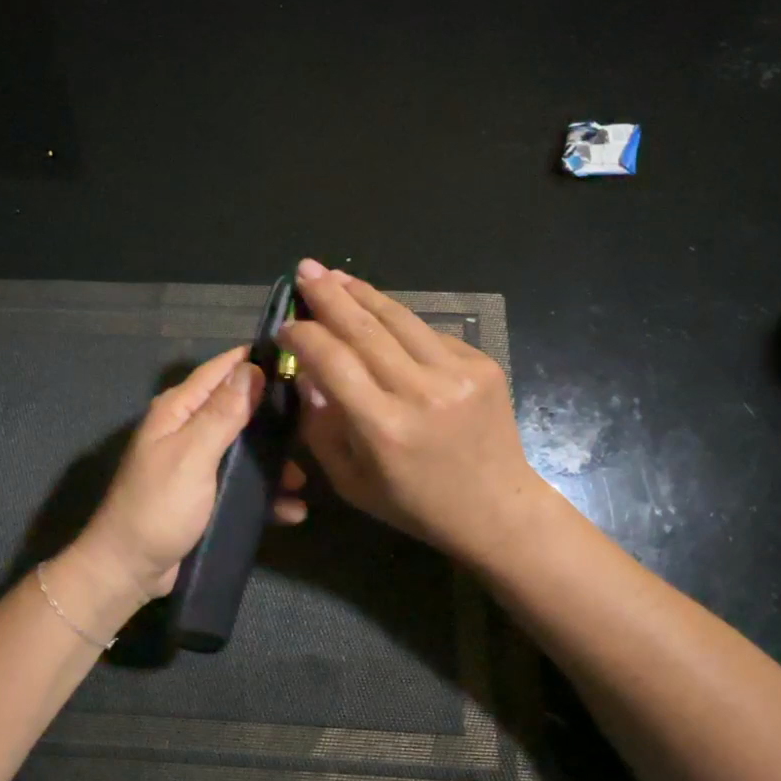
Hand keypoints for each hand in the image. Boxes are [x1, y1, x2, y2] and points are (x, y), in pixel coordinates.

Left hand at [70, 346, 307, 608]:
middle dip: (276, 415)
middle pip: (240, 408)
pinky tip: (292, 509)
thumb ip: (223, 412)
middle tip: (319, 422)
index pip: (222, 369)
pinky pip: (243, 485)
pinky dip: (266, 494)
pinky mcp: (207, 495)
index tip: (305, 360)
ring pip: (247, 449)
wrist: (131, 568)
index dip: (258, 361)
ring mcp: (198, 463)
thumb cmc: (159, 505)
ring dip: (275, 461)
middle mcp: (188, 429)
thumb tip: (252, 367)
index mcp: (178, 410)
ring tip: (303, 477)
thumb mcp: (193, 455)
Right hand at [277, 259, 553, 562]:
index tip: (284, 326)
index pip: (333, 362)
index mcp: (383, 427)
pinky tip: (378, 318)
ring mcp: (457, 374)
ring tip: (335, 276)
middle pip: (364, 328)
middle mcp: (421, 392)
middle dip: (329, 296)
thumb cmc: (412, 503)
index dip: (303, 336)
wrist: (495, 509)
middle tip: (304, 270)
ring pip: (399, 318)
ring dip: (363, 294)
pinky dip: (397, 324)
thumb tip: (306, 374)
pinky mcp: (481, 364)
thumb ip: (321, 426)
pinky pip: (427, 334)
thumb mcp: (350, 480)